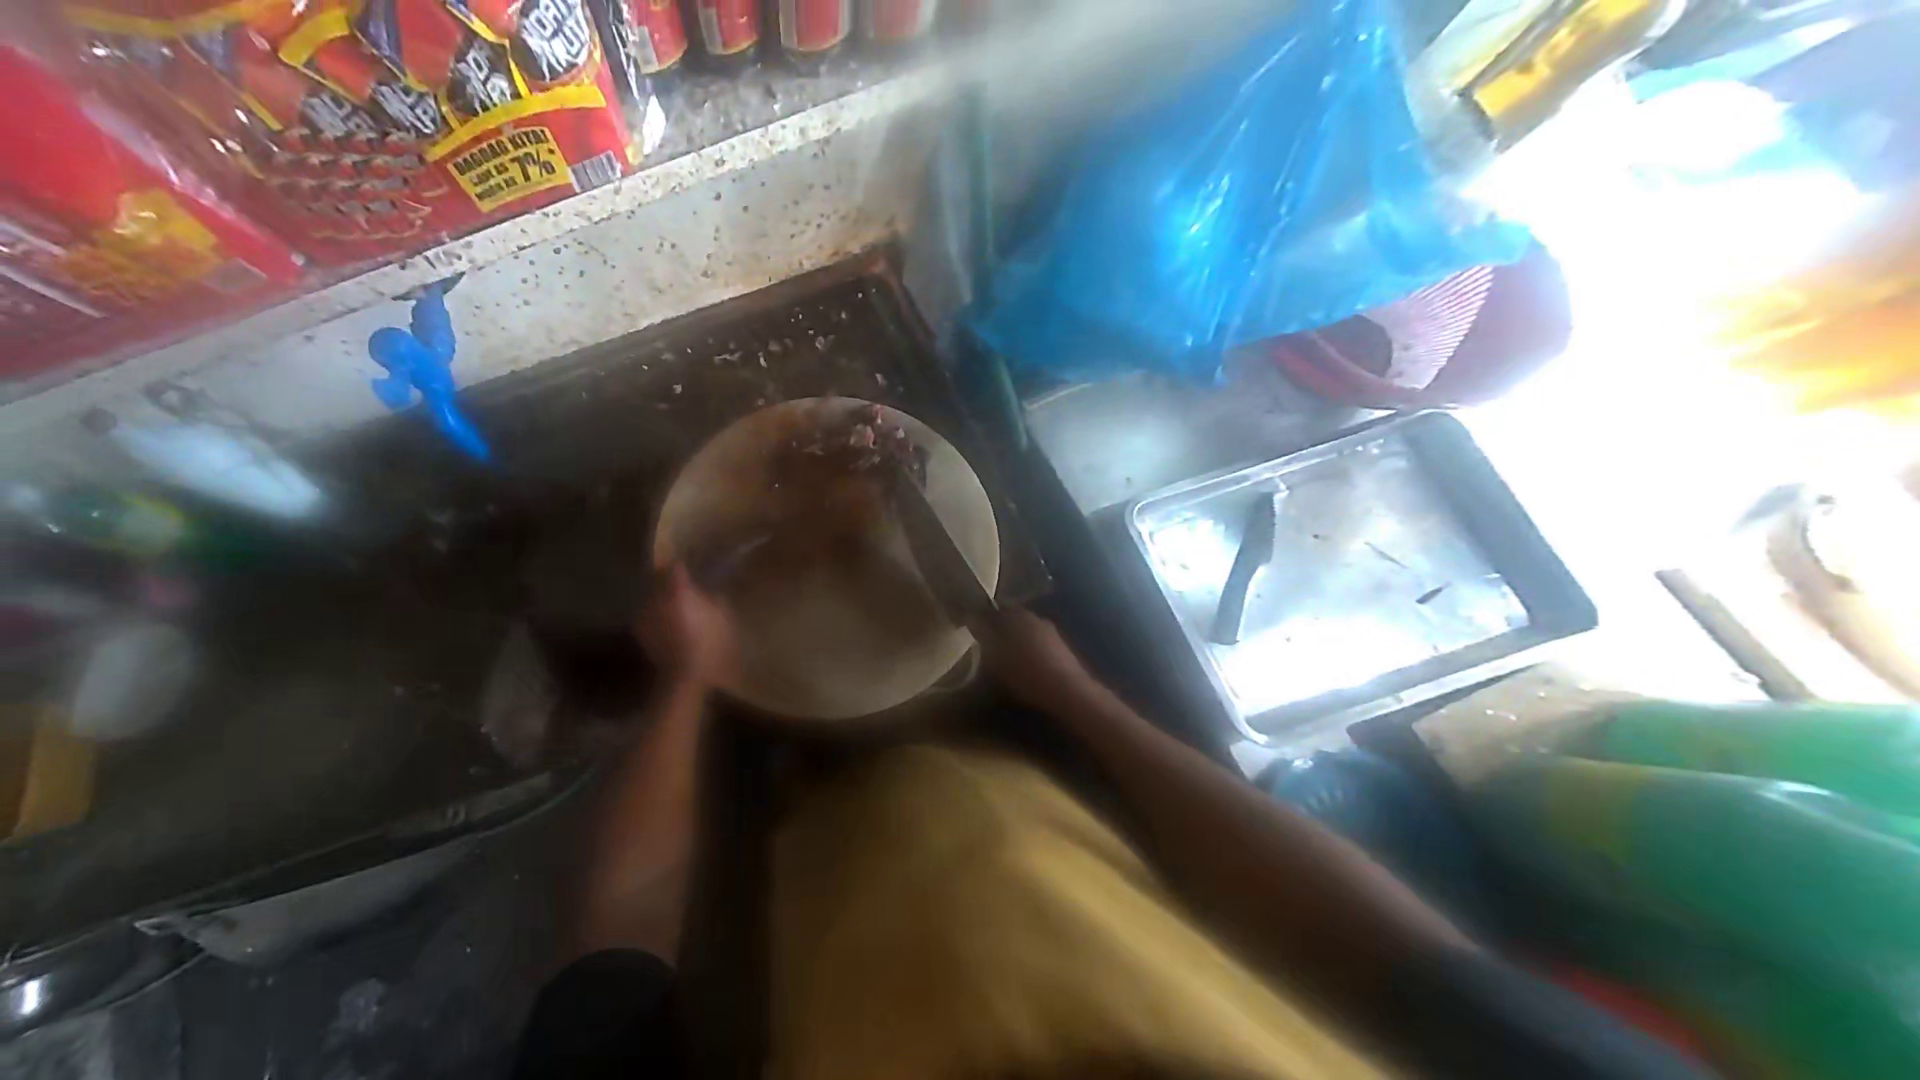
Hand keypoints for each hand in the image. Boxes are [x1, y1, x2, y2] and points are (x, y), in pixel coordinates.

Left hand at [637, 563, 737, 690]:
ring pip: (652, 597)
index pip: (675, 567)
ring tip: (676, 609)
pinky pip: (649, 614)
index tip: (690, 570)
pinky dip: (657, 616)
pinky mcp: (639, 631)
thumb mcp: (724, 617)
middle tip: (684, 588)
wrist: (686, 678)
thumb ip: (713, 597)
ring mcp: (644, 615)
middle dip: (670, 582)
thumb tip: (706, 590)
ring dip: (662, 600)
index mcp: (678, 591)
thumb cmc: (710, 645)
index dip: (683, 567)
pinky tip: (669, 625)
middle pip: (659, 580)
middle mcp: (656, 598)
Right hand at [981, 609, 1102, 713]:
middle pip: (1012, 617)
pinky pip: (1038, 642)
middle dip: (999, 628)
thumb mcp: (995, 657)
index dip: (983, 617)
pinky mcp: (1062, 647)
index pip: (995, 608)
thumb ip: (983, 634)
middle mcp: (1035, 617)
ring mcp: (1051, 631)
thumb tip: (971, 616)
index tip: (973, 628)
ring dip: (1016, 639)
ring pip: (1026, 629)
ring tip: (1005, 657)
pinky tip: (1026, 664)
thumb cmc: (1026, 673)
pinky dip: (1029, 648)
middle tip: (987, 644)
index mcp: (1017, 615)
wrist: (1068, 691)